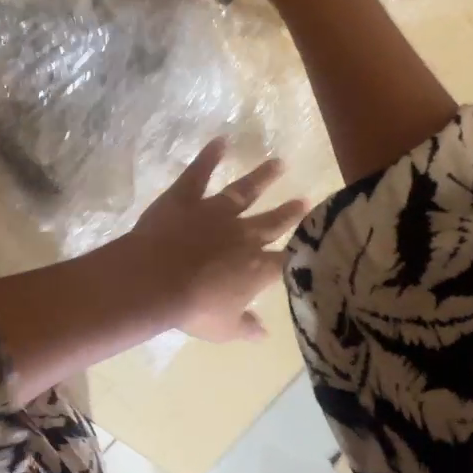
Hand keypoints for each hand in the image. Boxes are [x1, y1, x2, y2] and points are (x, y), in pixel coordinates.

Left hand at [123, 139, 307, 342]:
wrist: (156, 279)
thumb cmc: (191, 308)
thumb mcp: (223, 328)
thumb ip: (246, 327)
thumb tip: (264, 333)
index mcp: (257, 268)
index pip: (286, 259)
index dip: (301, 251)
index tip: (316, 241)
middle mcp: (243, 235)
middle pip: (271, 221)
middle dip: (289, 211)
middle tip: (305, 199)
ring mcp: (215, 211)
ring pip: (244, 191)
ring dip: (262, 177)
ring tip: (277, 163)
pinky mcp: (185, 196)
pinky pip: (199, 171)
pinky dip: (209, 155)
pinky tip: (221, 140)